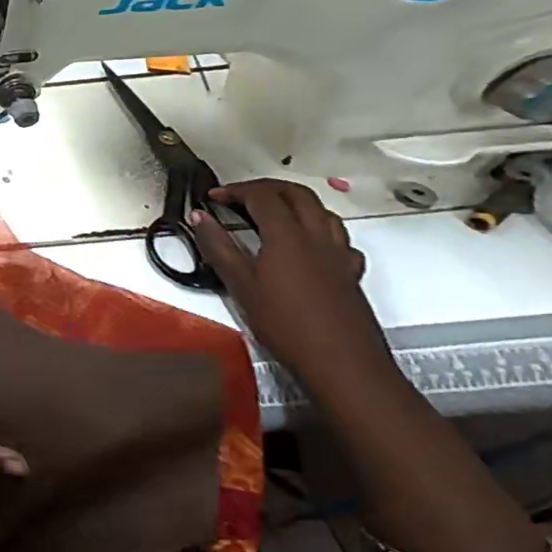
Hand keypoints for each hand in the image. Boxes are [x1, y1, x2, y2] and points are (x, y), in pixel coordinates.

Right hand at [188, 180, 394, 397]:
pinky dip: (320, 229)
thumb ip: (218, 246)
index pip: (261, 196)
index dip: (235, 190)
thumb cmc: (285, 323)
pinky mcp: (352, 273)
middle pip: (296, 193)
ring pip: (322, 211)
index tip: (214, 197)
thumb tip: (199, 216)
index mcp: (287, 234)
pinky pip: (339, 238)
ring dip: (295, 202)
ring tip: (273, 212)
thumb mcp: (240, 284)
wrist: (343, 364)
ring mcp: (339, 254)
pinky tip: (310, 244)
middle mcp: (317, 236)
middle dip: (266, 187)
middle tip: (241, 195)